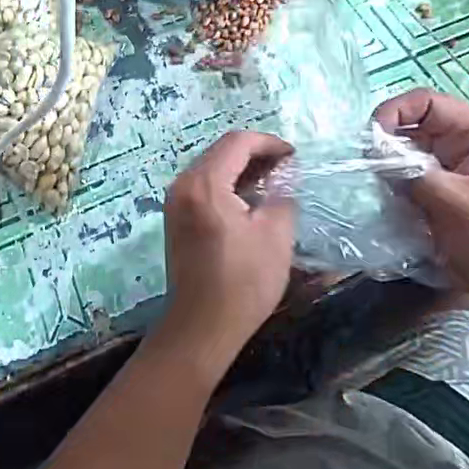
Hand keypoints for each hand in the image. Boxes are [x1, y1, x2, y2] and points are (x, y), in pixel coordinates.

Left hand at [160, 131, 295, 366]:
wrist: (201, 326)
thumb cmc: (243, 281)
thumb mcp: (276, 235)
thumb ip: (283, 195)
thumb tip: (285, 176)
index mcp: (204, 184)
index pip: (237, 142)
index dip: (269, 143)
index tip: (294, 157)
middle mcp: (182, 185)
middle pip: (221, 151)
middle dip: (255, 154)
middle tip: (287, 169)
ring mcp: (174, 202)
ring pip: (211, 167)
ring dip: (241, 169)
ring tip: (273, 183)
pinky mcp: (175, 218)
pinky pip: (203, 186)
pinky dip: (227, 184)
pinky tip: (249, 201)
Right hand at [374, 90, 468, 312]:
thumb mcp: (466, 207)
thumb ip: (418, 177)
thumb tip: (372, 154)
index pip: (428, 103)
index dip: (394, 111)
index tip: (370, 139)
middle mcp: (460, 148)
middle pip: (409, 128)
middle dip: (384, 145)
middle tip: (366, 170)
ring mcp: (447, 174)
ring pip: (401, 157)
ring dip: (384, 171)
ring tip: (374, 191)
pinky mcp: (435, 198)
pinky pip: (403, 183)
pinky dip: (389, 191)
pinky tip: (384, 206)